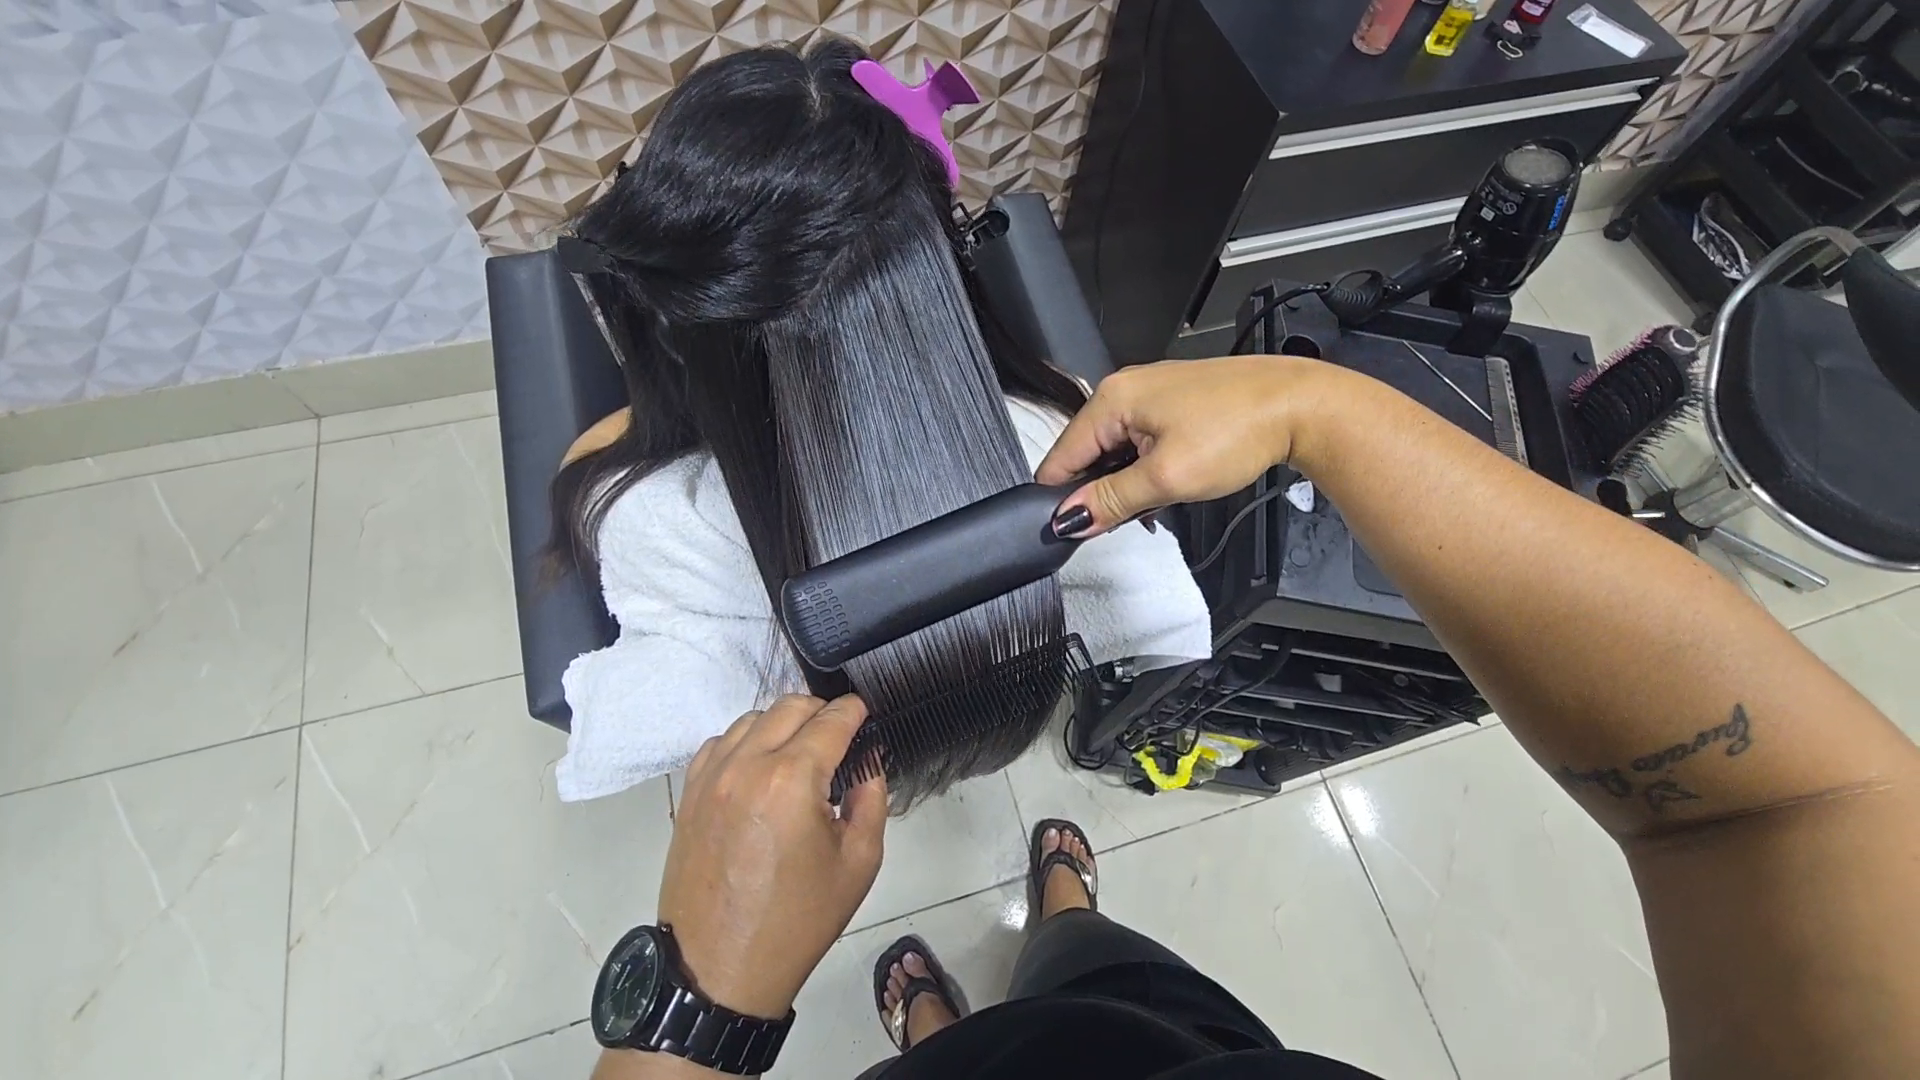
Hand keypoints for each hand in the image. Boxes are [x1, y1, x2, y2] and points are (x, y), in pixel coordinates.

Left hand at [657, 695, 886, 1019]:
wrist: (720, 970)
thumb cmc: (798, 920)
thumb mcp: (858, 861)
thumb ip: (871, 797)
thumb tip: (867, 760)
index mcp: (792, 779)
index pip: (831, 720)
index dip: (855, 710)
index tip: (866, 711)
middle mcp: (746, 765)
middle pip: (790, 707)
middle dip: (821, 712)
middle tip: (840, 736)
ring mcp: (711, 777)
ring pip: (752, 719)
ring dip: (782, 724)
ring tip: (800, 754)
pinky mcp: (689, 793)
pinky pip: (719, 743)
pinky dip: (745, 742)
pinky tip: (760, 768)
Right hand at [1038, 354, 1357, 535]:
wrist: (1301, 407)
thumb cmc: (1241, 429)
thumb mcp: (1167, 478)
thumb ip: (1111, 500)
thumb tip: (1069, 519)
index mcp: (1112, 399)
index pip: (1060, 456)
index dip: (1062, 497)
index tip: (1076, 529)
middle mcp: (1124, 389)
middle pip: (1085, 453)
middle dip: (1101, 490)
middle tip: (1134, 513)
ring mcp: (1149, 394)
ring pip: (1114, 450)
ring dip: (1126, 481)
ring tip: (1160, 495)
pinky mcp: (1171, 403)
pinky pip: (1138, 442)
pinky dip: (1146, 467)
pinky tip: (1170, 480)